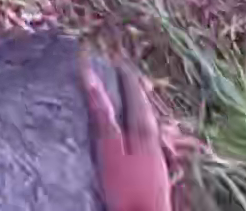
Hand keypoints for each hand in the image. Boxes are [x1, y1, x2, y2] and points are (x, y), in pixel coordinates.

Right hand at [82, 58, 170, 210]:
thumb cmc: (126, 185)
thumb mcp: (109, 146)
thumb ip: (102, 113)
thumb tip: (89, 74)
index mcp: (145, 129)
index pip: (136, 94)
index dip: (126, 76)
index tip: (116, 61)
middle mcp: (154, 140)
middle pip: (144, 108)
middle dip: (133, 90)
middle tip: (121, 75)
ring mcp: (156, 158)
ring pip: (146, 124)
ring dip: (135, 108)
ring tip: (124, 100)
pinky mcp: (154, 173)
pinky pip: (145, 138)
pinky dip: (135, 126)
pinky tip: (129, 136)